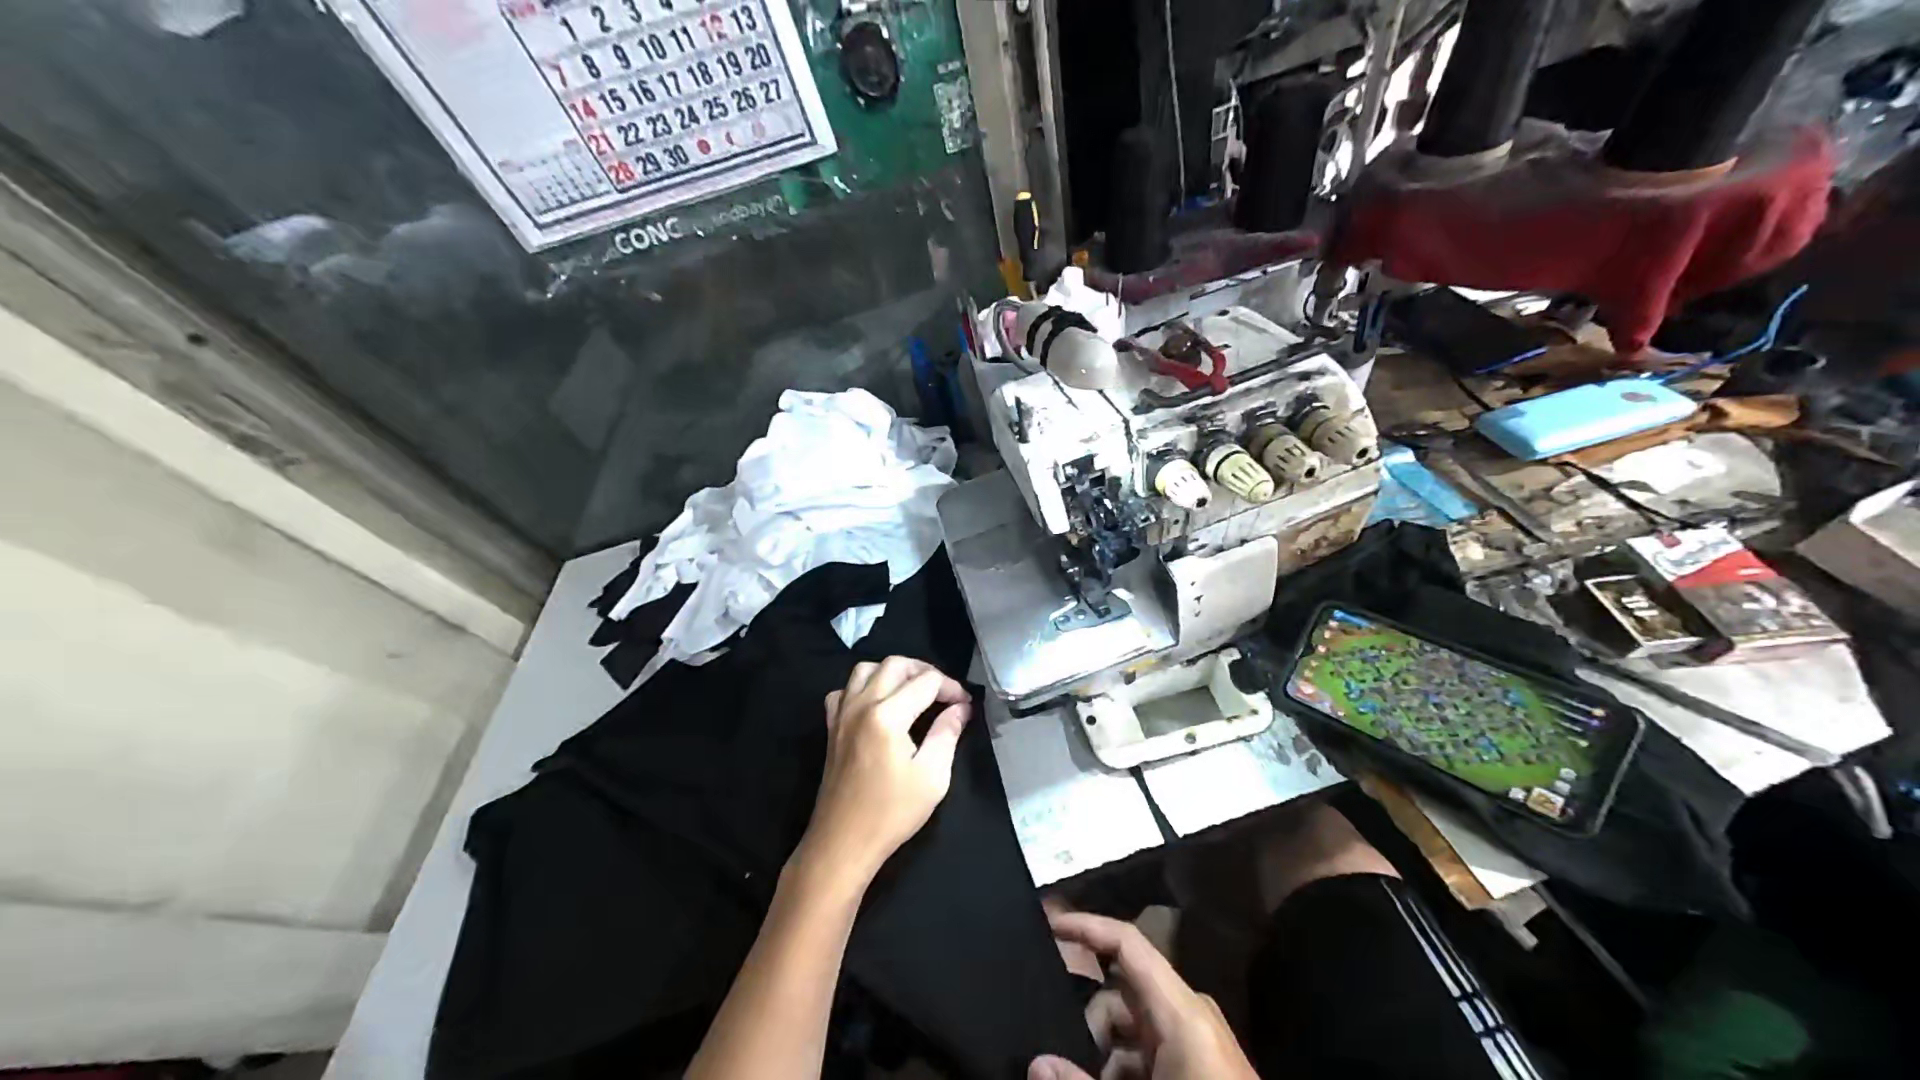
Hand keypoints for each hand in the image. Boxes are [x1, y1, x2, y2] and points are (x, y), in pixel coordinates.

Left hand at [796, 657, 972, 884]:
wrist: (843, 842)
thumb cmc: (891, 813)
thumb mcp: (932, 777)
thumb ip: (947, 733)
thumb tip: (961, 708)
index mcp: (887, 714)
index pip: (926, 681)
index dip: (951, 687)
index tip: (965, 704)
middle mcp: (861, 704)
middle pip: (895, 664)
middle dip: (925, 671)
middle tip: (944, 693)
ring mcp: (842, 713)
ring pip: (866, 669)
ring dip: (893, 672)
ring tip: (913, 690)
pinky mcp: (831, 726)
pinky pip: (845, 690)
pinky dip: (864, 687)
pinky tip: (877, 704)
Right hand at [1028, 912, 1257, 1079]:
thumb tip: (1036, 1063)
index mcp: (1181, 1012)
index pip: (1127, 943)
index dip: (1087, 927)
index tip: (1048, 925)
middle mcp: (1190, 1014)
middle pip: (1122, 993)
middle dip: (1087, 1021)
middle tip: (1061, 1057)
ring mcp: (1198, 1041)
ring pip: (1134, 1025)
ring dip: (1105, 1051)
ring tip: (1082, 1077)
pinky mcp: (1202, 1065)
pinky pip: (1151, 1049)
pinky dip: (1126, 1066)